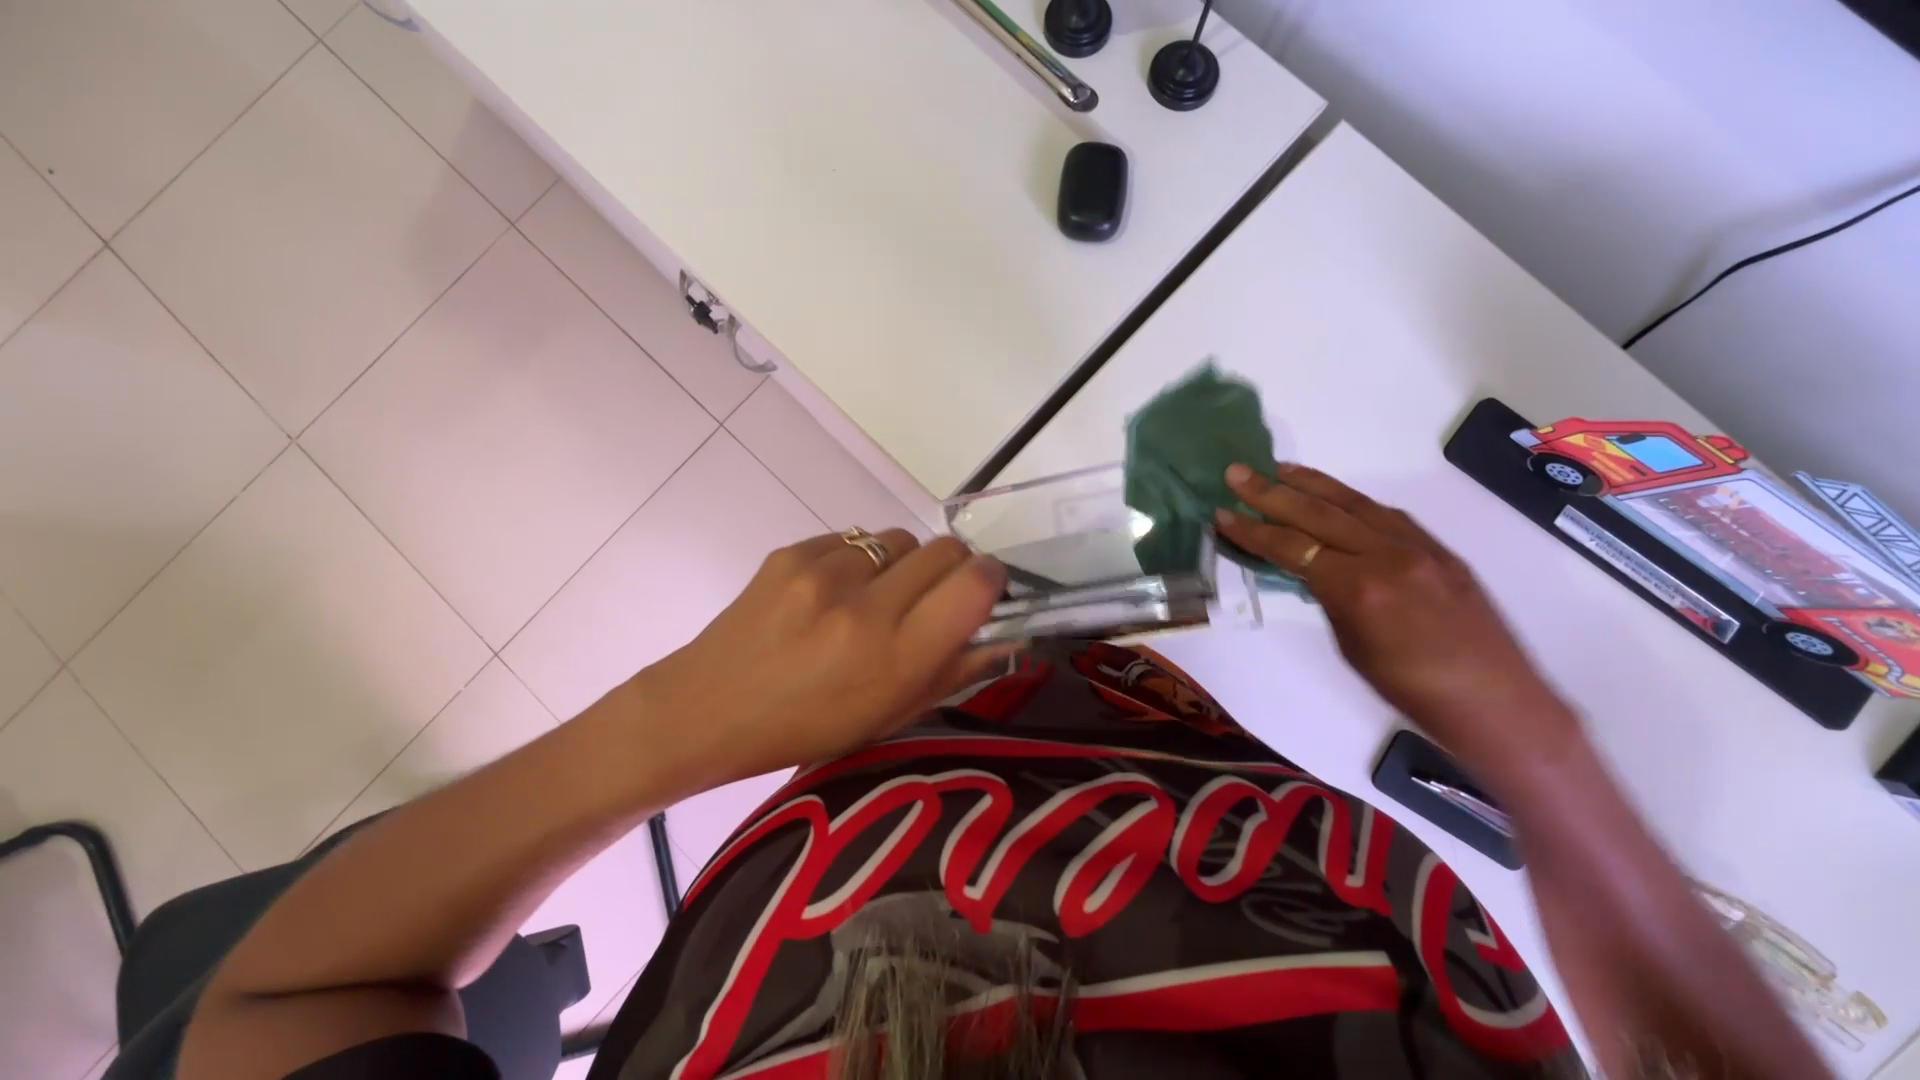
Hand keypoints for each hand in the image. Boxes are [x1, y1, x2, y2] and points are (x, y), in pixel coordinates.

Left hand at [625, 530, 1010, 784]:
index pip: (975, 585)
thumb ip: (953, 672)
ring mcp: (823, 573)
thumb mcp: (889, 718)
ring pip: (899, 539)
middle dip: (953, 569)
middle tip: (933, 598)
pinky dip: (858, 562)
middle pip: (946, 549)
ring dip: (902, 565)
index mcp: (895, 657)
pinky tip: (831, 595)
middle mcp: (865, 606)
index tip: (984, 593)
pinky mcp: (791, 553)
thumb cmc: (807, 730)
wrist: (708, 709)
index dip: (991, 581)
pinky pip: (853, 540)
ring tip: (873, 599)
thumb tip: (1005, 636)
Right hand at [1213, 463, 1576, 765]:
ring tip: (1281, 470)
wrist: (1496, 702)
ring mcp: (1417, 548)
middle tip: (1239, 472)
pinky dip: (1354, 504)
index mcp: (1358, 587)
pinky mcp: (1440, 550)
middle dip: (1272, 493)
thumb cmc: (1412, 692)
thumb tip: (1313, 572)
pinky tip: (1336, 500)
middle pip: (1318, 514)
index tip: (1222, 513)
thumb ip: (1330, 599)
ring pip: (1355, 505)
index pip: (1291, 547)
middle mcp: (1387, 555)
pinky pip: (1388, 516)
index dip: (1252, 530)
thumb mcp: (1352, 648)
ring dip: (1314, 485)